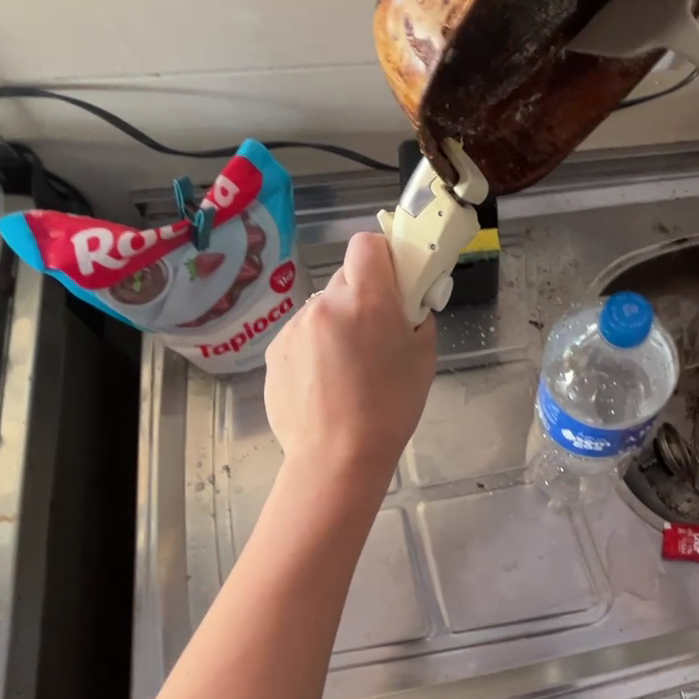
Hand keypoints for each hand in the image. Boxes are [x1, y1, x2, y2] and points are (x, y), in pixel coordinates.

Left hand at [264, 232, 436, 474]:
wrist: (337, 455)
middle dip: (363, 297)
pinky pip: (303, 337)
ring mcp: (294, 327)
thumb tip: (404, 304)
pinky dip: (316, 350)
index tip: (394, 280)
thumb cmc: (391, 405)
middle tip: (378, 334)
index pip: (367, 243)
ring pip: (323, 310)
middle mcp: (325, 304)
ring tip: (349, 369)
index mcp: (366, 299)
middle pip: (346, 279)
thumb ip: (414, 316)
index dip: (382, 256)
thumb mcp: (423, 355)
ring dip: (338, 325)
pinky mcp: (275, 352)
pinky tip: (327, 384)